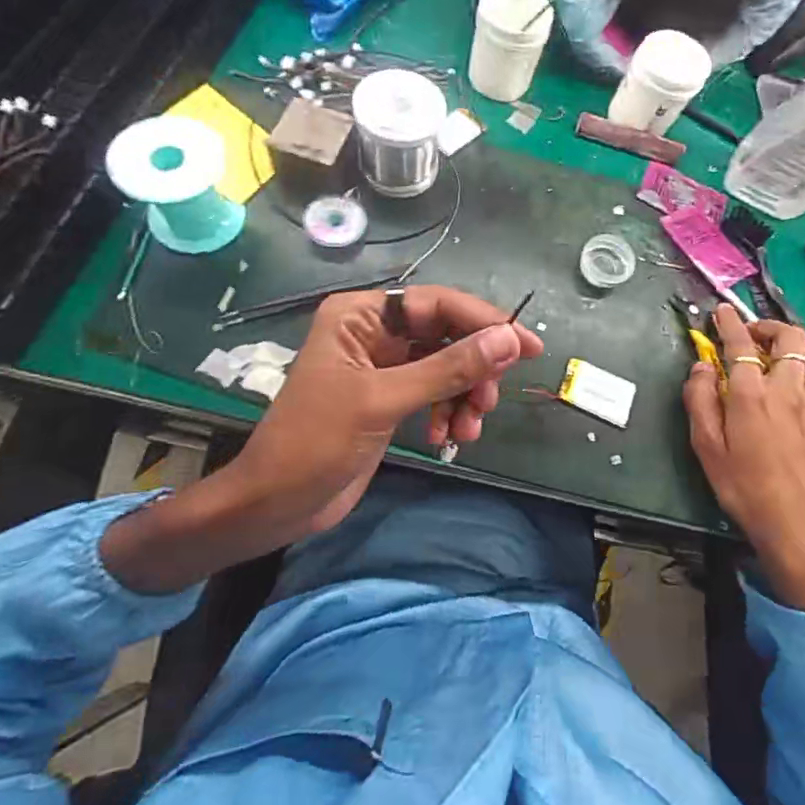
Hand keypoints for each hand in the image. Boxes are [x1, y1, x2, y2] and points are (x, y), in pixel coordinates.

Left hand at [102, 285, 543, 592]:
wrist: (278, 501)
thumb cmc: (316, 441)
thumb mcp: (382, 400)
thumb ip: (446, 369)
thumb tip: (508, 339)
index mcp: (359, 315)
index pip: (435, 302)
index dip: (483, 321)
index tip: (526, 347)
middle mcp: (371, 332)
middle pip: (444, 334)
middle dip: (472, 367)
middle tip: (489, 401)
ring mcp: (380, 367)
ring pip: (444, 366)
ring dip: (463, 396)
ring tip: (467, 431)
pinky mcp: (387, 399)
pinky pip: (433, 393)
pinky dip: (448, 412)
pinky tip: (447, 439)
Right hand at [683, 305, 804, 610]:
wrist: (800, 526)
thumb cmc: (744, 489)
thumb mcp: (705, 447)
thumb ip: (699, 400)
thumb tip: (702, 367)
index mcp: (751, 396)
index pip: (740, 344)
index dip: (729, 322)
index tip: (721, 311)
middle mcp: (790, 390)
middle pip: (789, 337)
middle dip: (767, 325)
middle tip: (749, 333)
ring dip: (797, 343)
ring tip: (778, 353)